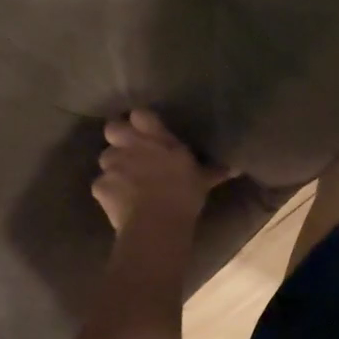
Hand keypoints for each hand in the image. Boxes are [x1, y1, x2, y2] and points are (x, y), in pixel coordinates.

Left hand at [93, 110, 231, 234]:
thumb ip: (214, 170)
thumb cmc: (184, 194)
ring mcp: (113, 164)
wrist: (156, 223)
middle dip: (117, 135)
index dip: (139, 121)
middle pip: (113, 128)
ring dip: (112, 165)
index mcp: (157, 137)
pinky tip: (117, 201)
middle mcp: (132, 144)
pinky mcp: (100, 186)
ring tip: (122, 178)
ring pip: (105, 156)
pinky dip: (107, 191)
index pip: (140, 114)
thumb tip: (237, 168)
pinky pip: (100, 184)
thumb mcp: (203, 179)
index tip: (144, 128)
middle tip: (128, 148)